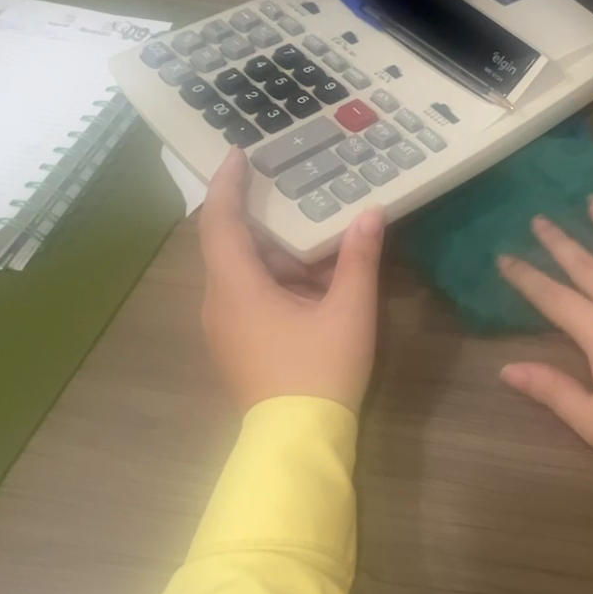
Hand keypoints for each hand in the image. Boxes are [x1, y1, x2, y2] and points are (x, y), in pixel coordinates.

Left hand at [198, 148, 385, 409]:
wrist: (298, 439)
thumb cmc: (320, 369)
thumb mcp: (349, 310)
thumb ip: (359, 258)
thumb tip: (372, 211)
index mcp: (237, 289)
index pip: (220, 224)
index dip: (227, 185)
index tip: (239, 154)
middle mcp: (220, 302)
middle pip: (229, 243)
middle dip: (256, 211)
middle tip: (286, 179)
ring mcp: (226, 325)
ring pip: (242, 269)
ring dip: (274, 244)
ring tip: (309, 220)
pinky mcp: (239, 341)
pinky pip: (250, 291)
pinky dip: (276, 271)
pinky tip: (312, 269)